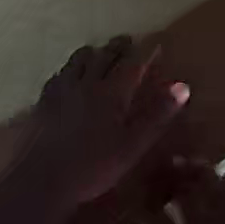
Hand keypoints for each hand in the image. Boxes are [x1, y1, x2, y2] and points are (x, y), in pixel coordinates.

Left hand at [22, 36, 188, 204]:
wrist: (41, 181)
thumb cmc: (93, 166)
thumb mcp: (133, 145)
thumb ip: (158, 115)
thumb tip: (183, 86)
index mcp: (112, 92)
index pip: (133, 62)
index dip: (146, 51)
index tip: (156, 42)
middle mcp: (87, 82)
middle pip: (105, 54)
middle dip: (119, 46)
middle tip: (128, 42)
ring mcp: (62, 89)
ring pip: (80, 59)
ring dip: (93, 52)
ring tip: (99, 53)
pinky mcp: (44, 100)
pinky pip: (60, 73)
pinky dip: (70, 68)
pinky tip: (69, 76)